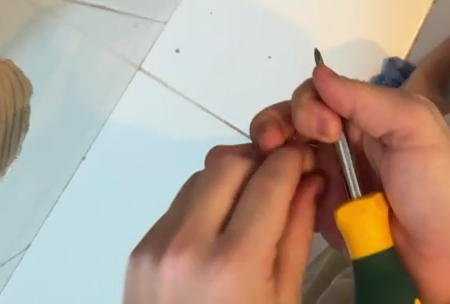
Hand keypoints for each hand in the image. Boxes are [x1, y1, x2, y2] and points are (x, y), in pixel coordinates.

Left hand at [126, 142, 322, 302]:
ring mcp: (156, 246)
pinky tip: (220, 231)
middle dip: (261, 162)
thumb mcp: (284, 303)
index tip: (307, 160)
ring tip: (251, 206)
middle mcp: (188, 244)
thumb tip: (311, 179)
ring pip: (201, 176)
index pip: (270, 177)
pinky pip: (178, 203)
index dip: (294, 160)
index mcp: (233, 263)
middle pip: (230, 162)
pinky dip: (205, 202)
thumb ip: (297, 234)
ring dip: (231, 178)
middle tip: (281, 180)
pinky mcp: (138, 252)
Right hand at [248, 64, 449, 302]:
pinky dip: (282, 200)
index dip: (306, 107)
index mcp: (364, 115)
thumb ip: (363, 98)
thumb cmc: (440, 183)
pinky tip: (278, 207)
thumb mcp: (411, 126)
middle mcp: (343, 143)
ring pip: (286, 162)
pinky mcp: (329, 221)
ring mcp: (334, 182)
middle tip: (276, 148)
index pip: (315, 97)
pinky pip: (294, 204)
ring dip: (273, 164)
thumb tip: (318, 70)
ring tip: (274, 179)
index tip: (324, 131)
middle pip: (291, 125)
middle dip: (276, 130)